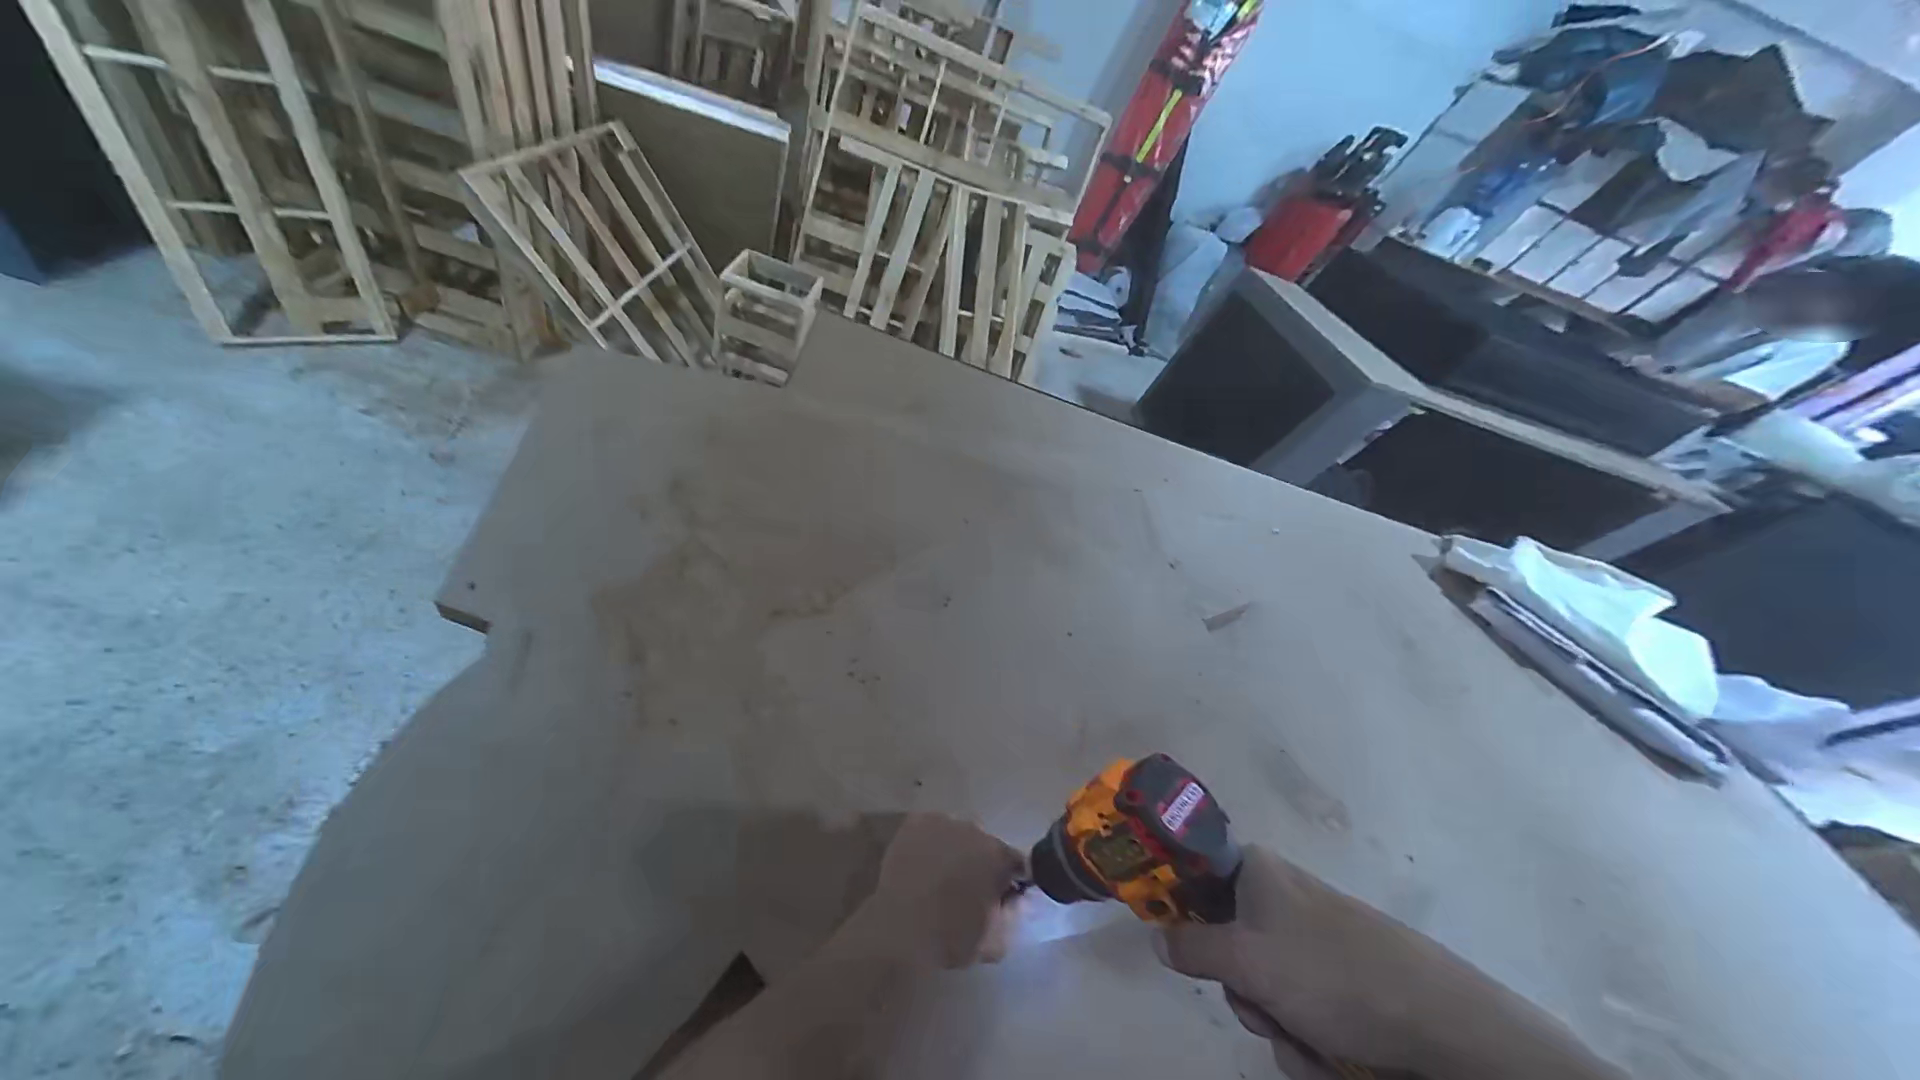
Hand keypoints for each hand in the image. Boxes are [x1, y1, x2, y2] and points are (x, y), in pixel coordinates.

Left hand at [854, 814, 1024, 969]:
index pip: (1015, 862)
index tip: (999, 897)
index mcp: (998, 855)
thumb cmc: (951, 938)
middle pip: (985, 845)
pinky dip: (930, 842)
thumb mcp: (996, 941)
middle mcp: (974, 830)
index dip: (1010, 880)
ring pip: (957, 834)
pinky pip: (931, 828)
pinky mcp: (915, 823)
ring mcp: (942, 823)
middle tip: (966, 888)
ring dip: (955, 850)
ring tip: (939, 876)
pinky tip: (922, 862)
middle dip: (981, 863)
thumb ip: (1014, 915)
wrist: (899, 930)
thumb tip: (1018, 899)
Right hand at [1158, 846, 1485, 1074]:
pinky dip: (1305, 1036)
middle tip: (1258, 1003)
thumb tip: (1154, 934)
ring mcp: (1311, 942)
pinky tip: (1331, 1052)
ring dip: (1274, 1022)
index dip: (1176, 905)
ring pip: (1261, 986)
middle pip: (1224, 943)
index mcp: (1254, 871)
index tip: (1173, 940)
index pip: (1193, 873)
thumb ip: (1189, 946)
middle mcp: (1279, 899)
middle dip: (1240, 990)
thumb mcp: (1246, 960)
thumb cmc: (1330, 973)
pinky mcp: (1338, 981)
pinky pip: (1297, 1008)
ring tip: (1307, 1037)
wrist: (1444, 1024)